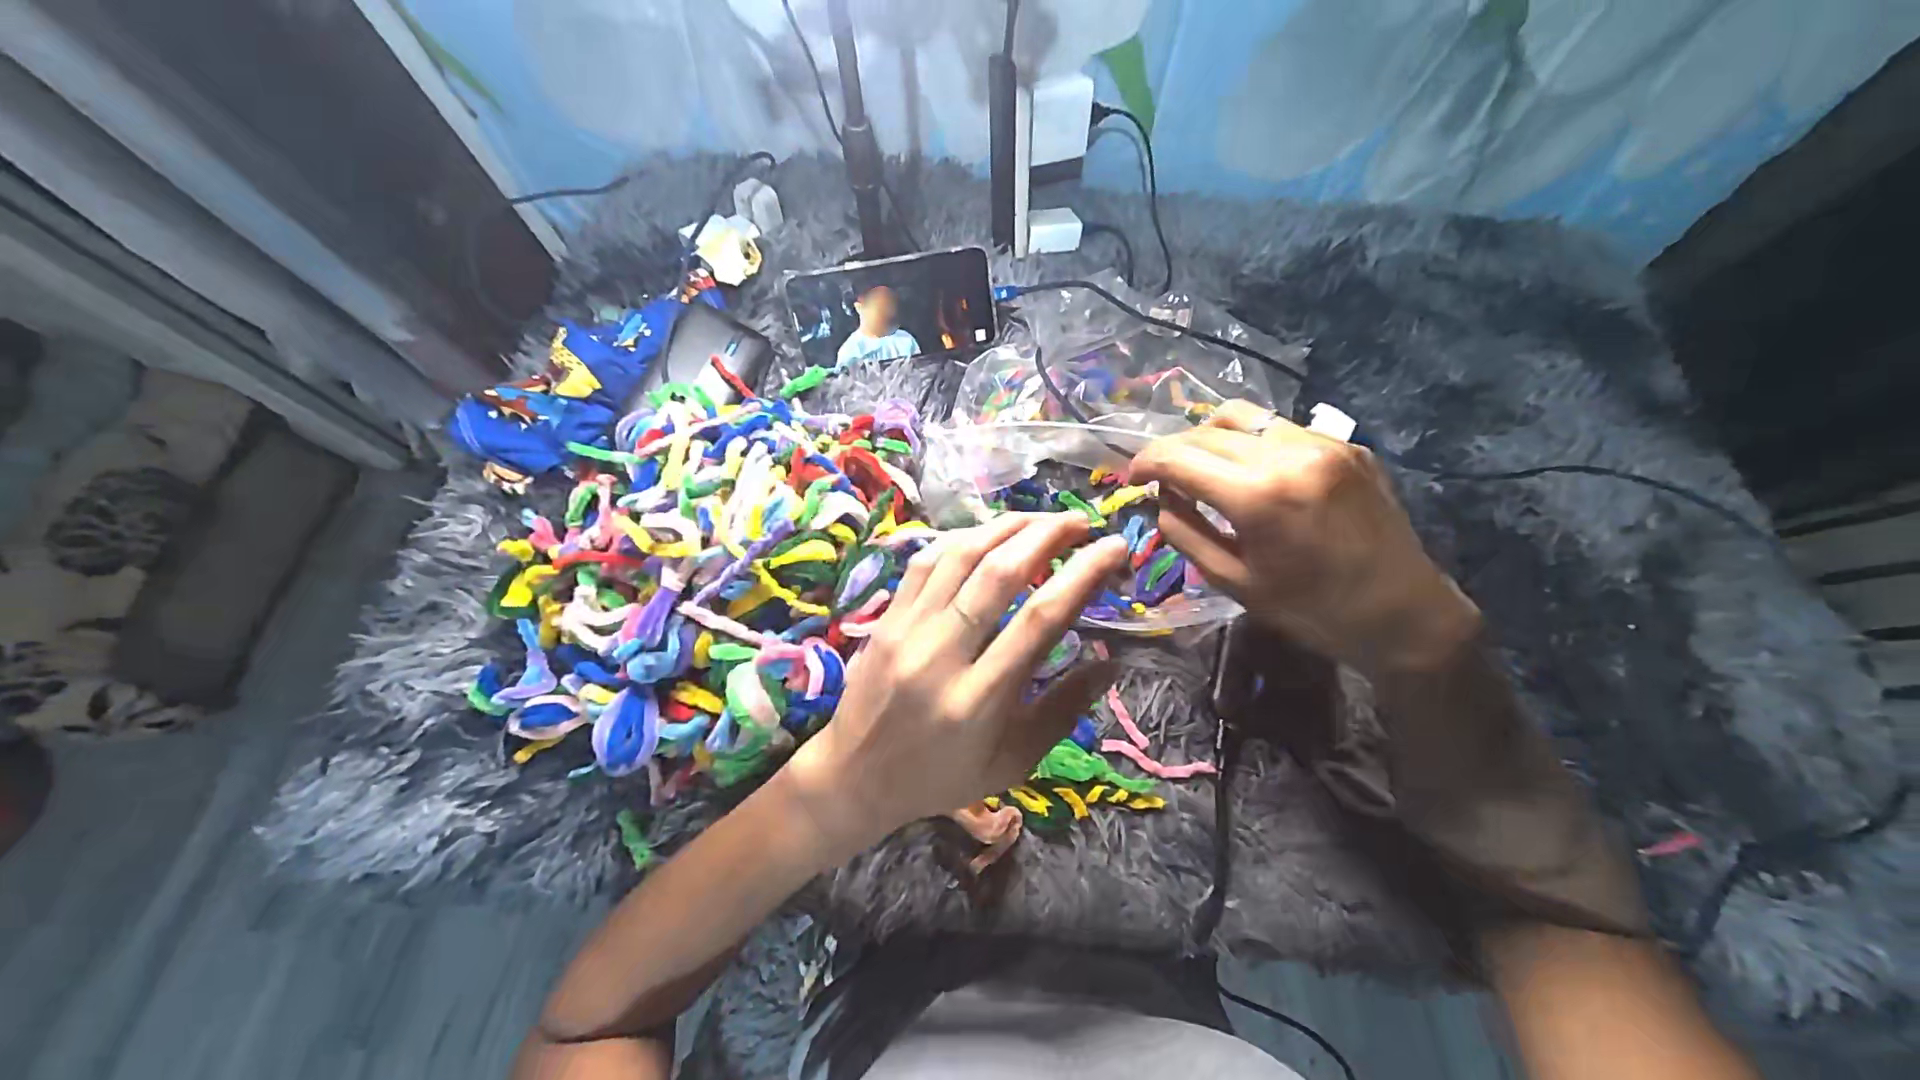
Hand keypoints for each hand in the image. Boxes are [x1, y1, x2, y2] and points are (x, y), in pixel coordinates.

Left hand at [781, 514, 1128, 858]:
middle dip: (1048, 535)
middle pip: (1000, 573)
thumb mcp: (1012, 761)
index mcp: (979, 698)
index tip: (1115, 546)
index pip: (1041, 618)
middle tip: (1082, 521)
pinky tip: (989, 533)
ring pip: (960, 555)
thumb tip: (1111, 662)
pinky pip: (926, 561)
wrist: (854, 776)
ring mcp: (907, 629)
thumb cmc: (942, 777)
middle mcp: (941, 654)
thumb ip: (1063, 711)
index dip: (1084, 573)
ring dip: (1007, 526)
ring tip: (1043, 519)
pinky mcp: (886, 617)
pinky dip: (963, 538)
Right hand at [1130, 400, 1479, 672]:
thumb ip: (1186, 533)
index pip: (1179, 457)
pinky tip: (1252, 471)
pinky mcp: (1346, 445)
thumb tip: (1162, 498)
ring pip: (1243, 417)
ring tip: (1203, 466)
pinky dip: (1251, 442)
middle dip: (1173, 450)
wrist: (1404, 613)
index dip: (1145, 462)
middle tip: (1161, 476)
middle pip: (1206, 431)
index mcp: (1258, 496)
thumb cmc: (1310, 610)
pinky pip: (1280, 427)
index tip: (1131, 477)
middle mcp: (1289, 454)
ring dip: (1210, 437)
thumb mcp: (1232, 581)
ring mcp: (1323, 444)